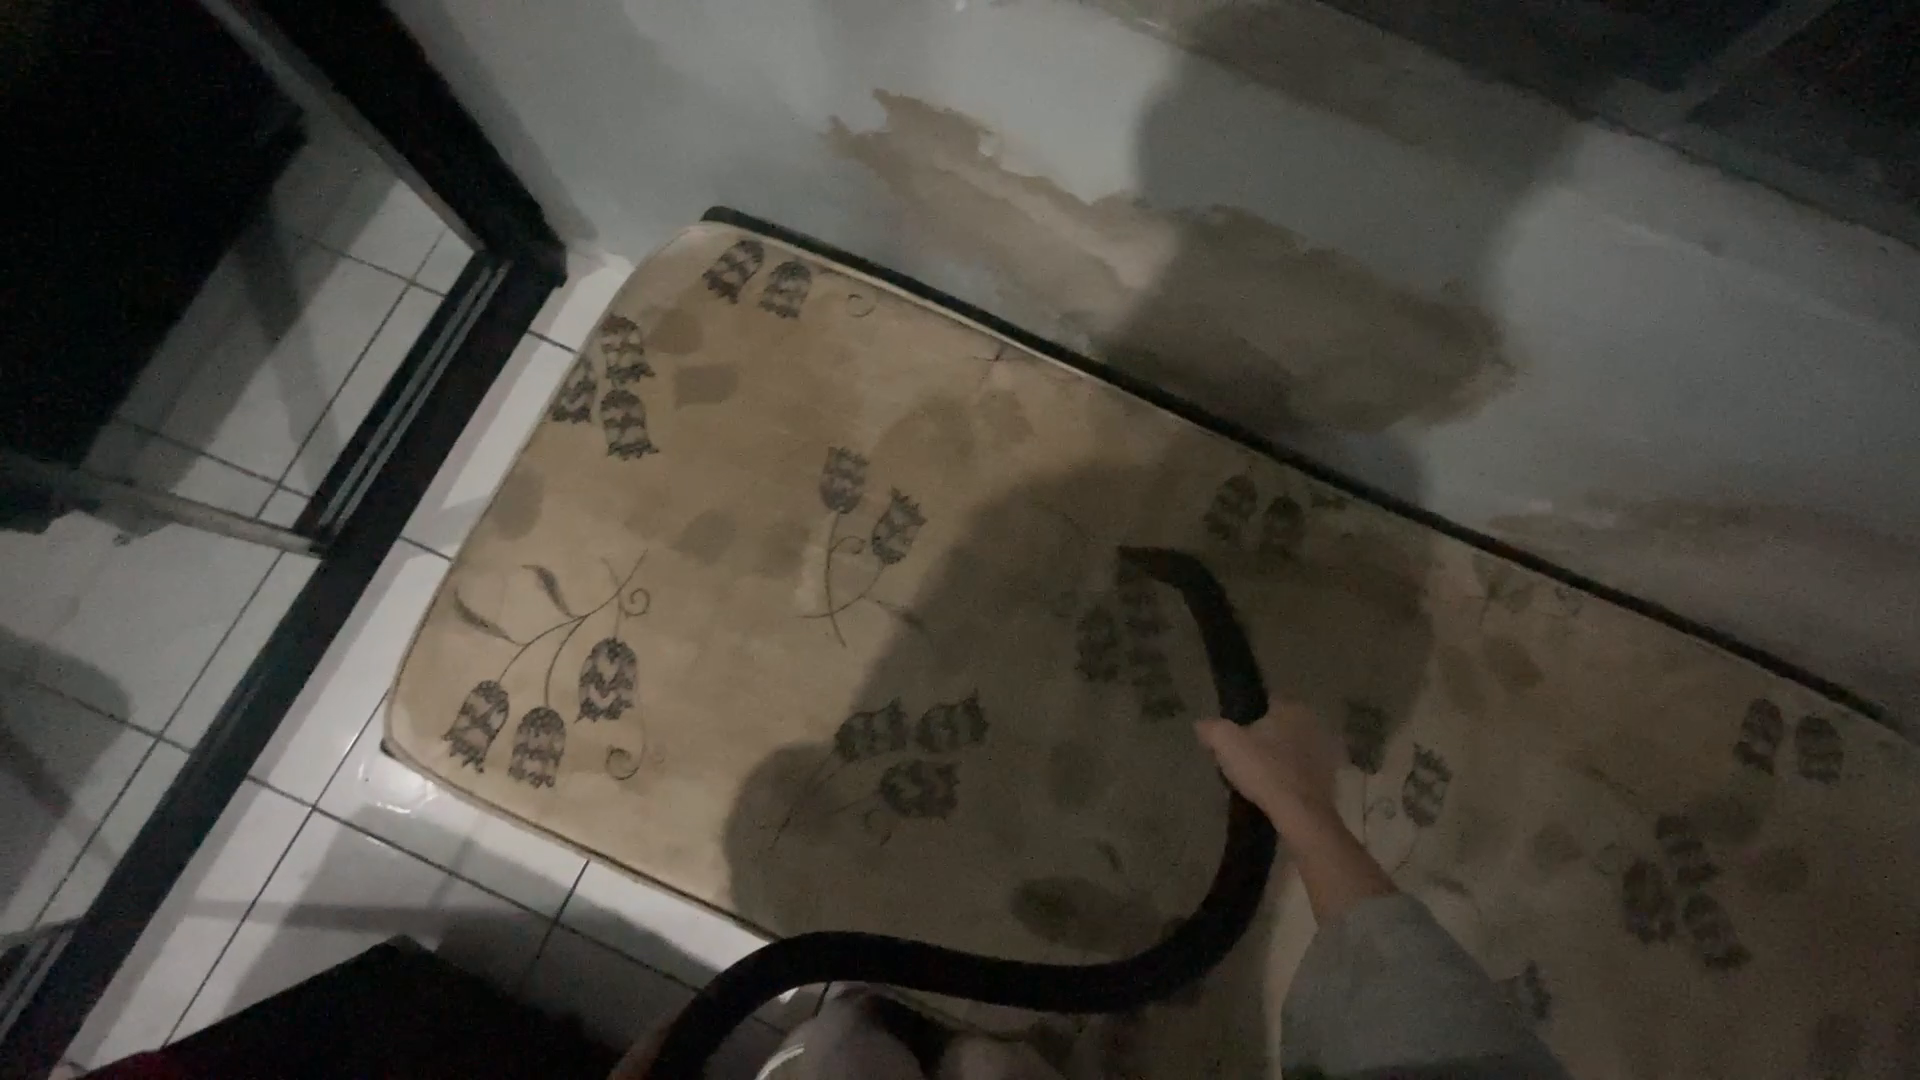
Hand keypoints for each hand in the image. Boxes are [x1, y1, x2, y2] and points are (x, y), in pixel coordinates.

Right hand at [1194, 703, 1341, 829]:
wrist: (1300, 815)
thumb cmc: (1263, 769)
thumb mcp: (1224, 742)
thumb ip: (1210, 727)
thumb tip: (1202, 726)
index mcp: (1292, 708)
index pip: (1263, 704)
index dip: (1243, 720)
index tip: (1230, 738)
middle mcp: (1315, 725)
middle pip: (1279, 728)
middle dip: (1262, 741)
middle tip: (1240, 760)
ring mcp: (1328, 754)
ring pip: (1292, 751)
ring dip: (1278, 761)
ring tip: (1255, 781)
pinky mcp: (1333, 781)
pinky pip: (1303, 774)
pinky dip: (1290, 780)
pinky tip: (1274, 793)